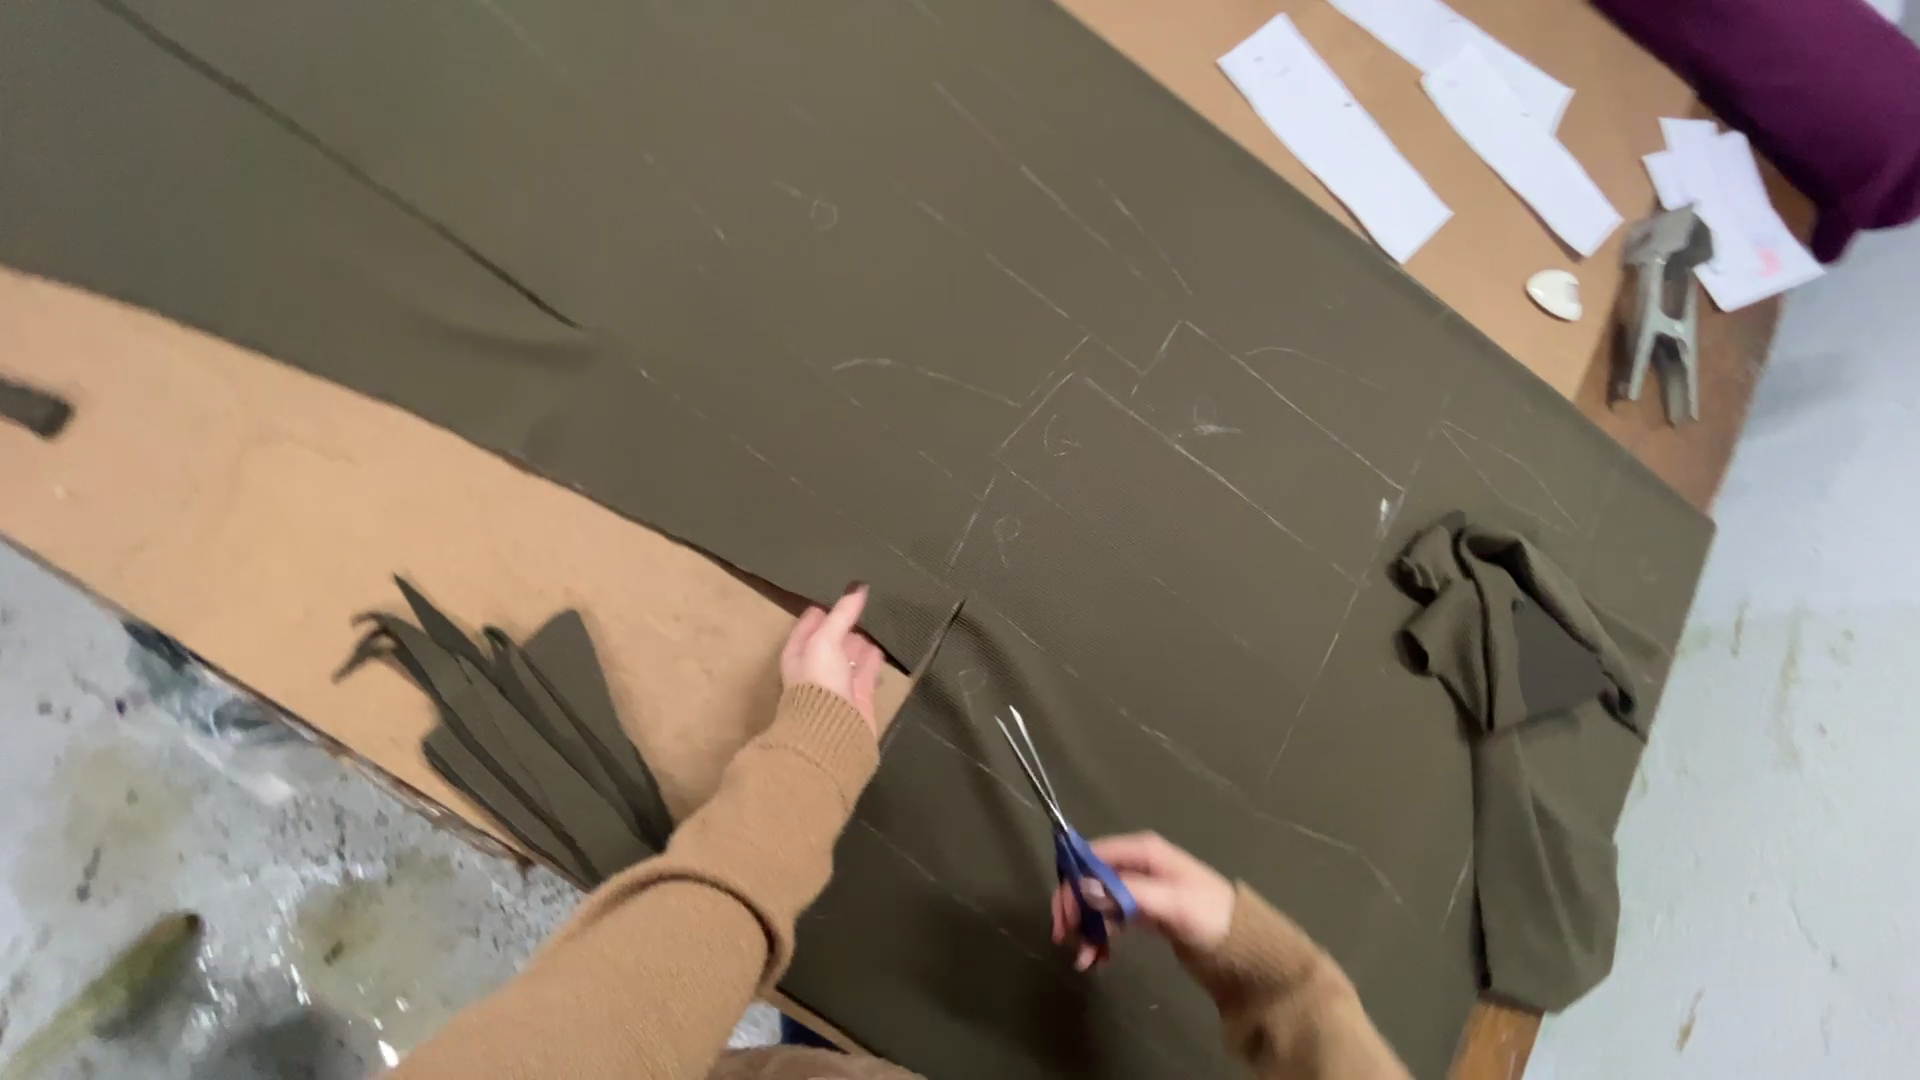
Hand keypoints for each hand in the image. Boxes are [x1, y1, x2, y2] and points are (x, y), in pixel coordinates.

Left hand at [779, 583, 884, 735]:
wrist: (832, 730)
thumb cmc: (819, 681)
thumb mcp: (825, 640)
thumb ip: (843, 614)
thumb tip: (859, 586)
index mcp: (799, 652)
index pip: (811, 622)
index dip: (826, 606)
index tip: (845, 588)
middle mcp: (817, 665)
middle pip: (833, 637)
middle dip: (847, 622)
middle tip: (868, 601)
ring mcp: (838, 680)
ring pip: (851, 653)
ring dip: (862, 639)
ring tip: (880, 618)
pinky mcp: (859, 694)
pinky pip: (868, 669)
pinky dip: (875, 657)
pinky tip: (886, 644)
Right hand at [1050, 832, 1236, 970]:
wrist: (1245, 951)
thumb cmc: (1211, 918)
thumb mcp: (1172, 903)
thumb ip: (1128, 893)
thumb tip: (1084, 887)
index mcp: (1142, 851)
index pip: (1093, 857)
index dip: (1074, 883)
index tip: (1065, 917)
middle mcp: (1136, 865)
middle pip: (1090, 880)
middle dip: (1076, 909)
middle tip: (1066, 940)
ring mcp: (1138, 889)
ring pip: (1098, 903)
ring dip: (1087, 929)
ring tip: (1085, 961)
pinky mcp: (1142, 913)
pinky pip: (1111, 921)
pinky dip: (1100, 939)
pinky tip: (1099, 961)